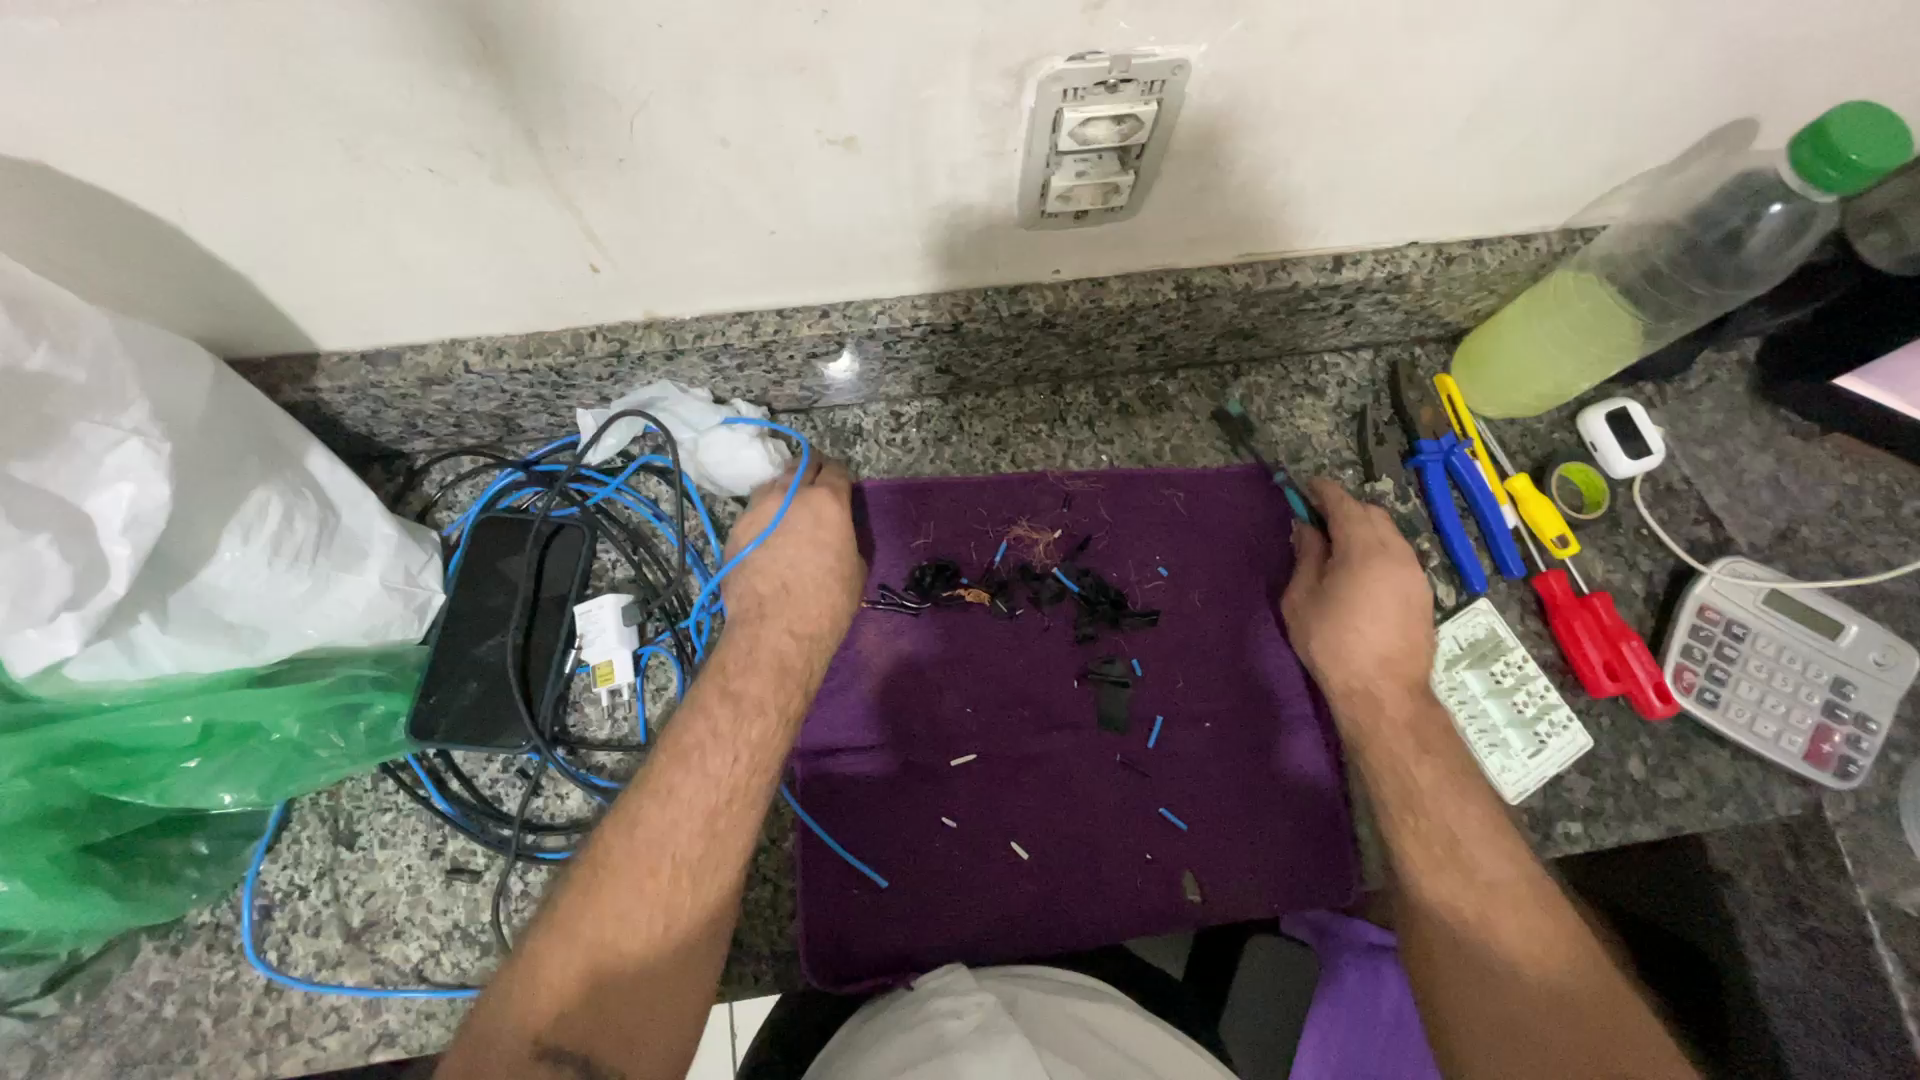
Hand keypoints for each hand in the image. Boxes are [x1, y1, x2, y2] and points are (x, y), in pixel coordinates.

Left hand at [720, 456, 865, 659]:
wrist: (776, 629)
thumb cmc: (828, 602)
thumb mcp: (856, 567)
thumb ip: (847, 537)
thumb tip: (839, 533)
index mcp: (827, 501)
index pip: (836, 469)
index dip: (840, 477)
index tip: (842, 487)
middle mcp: (789, 494)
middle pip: (801, 465)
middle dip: (811, 471)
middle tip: (816, 488)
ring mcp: (757, 510)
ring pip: (772, 485)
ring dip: (783, 491)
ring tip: (788, 511)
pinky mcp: (735, 530)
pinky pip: (753, 513)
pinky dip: (764, 517)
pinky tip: (767, 538)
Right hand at [1281, 478, 1435, 713]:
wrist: (1383, 692)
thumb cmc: (1332, 644)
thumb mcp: (1301, 598)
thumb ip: (1306, 556)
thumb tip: (1306, 529)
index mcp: (1364, 548)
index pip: (1344, 504)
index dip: (1323, 492)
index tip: (1305, 487)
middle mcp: (1396, 551)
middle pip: (1371, 514)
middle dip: (1344, 509)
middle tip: (1317, 519)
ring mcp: (1415, 572)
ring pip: (1389, 534)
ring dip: (1363, 530)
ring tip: (1336, 546)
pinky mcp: (1422, 592)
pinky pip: (1398, 556)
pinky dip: (1377, 549)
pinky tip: (1359, 571)